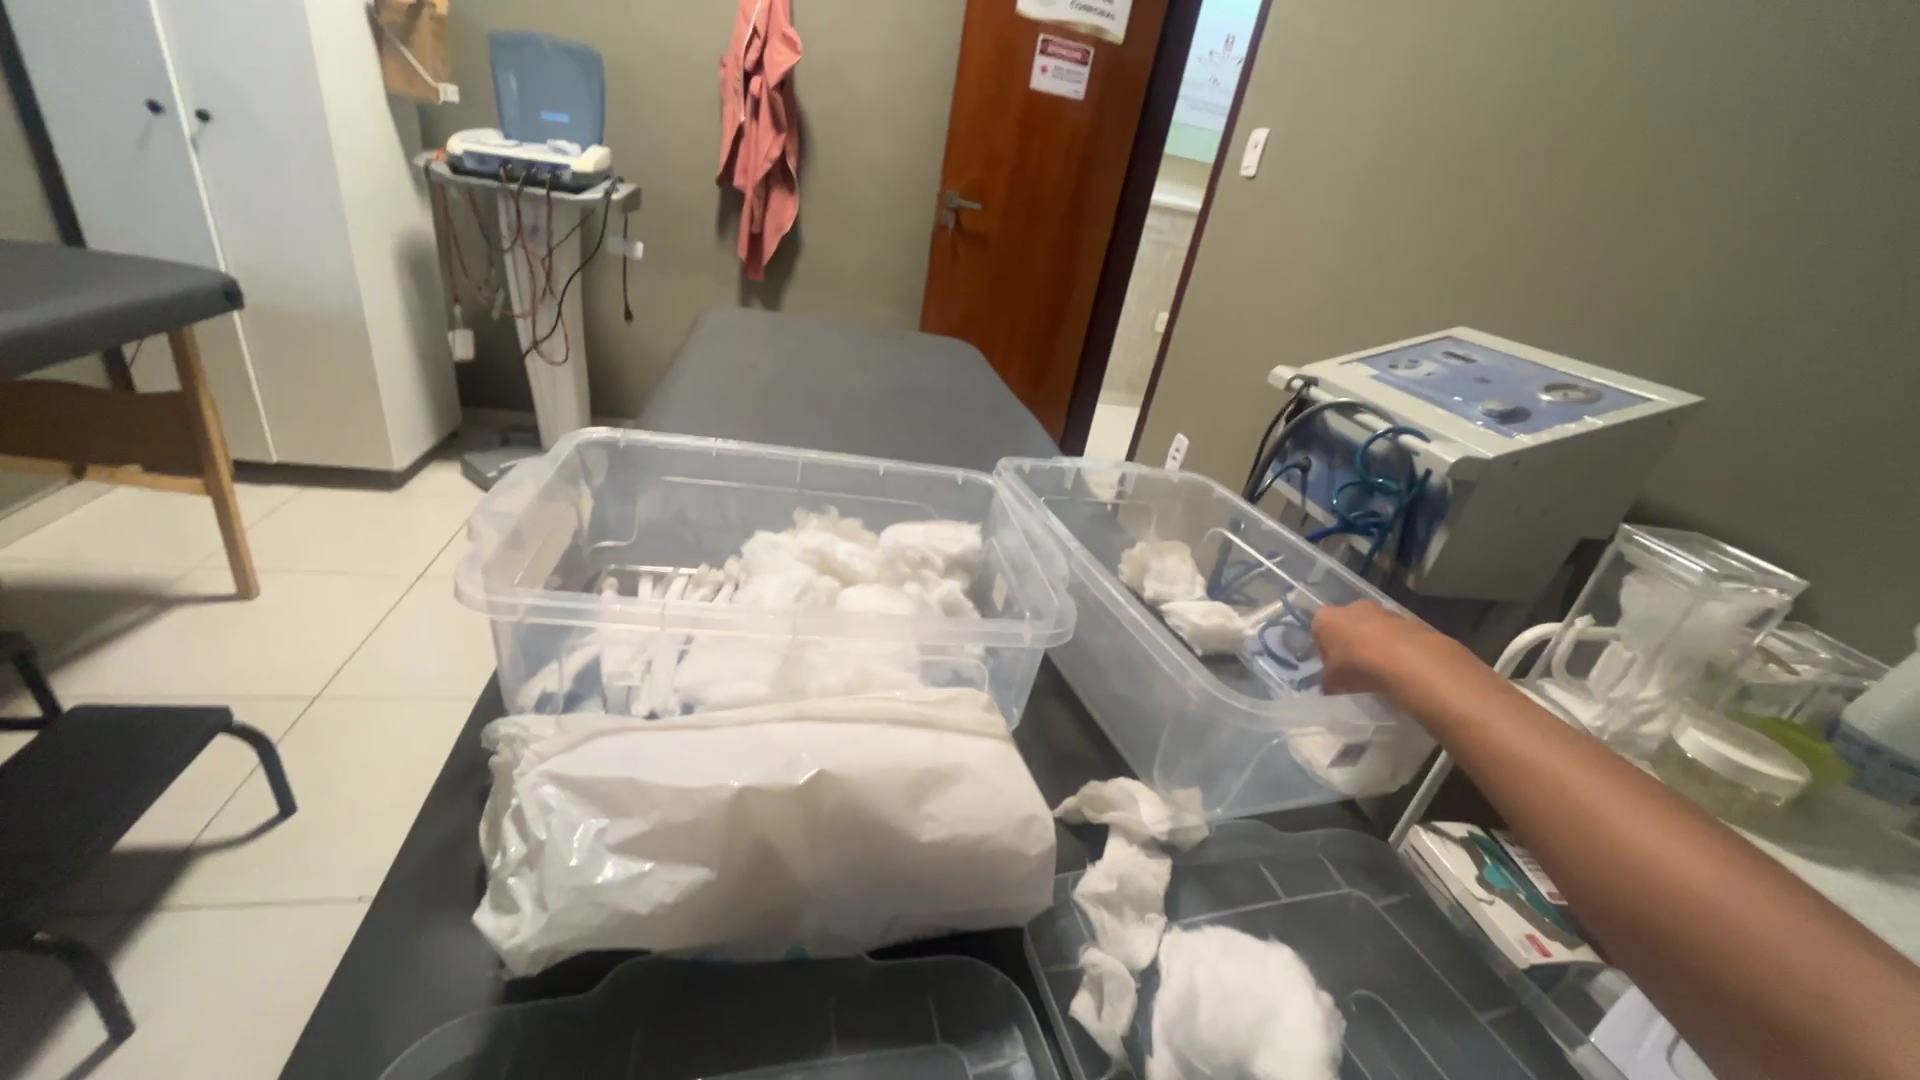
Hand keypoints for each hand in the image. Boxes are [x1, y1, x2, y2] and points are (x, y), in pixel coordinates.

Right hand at [1311, 601, 1444, 695]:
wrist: (1405, 660)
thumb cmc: (1357, 666)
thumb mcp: (1332, 681)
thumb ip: (1327, 680)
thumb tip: (1328, 684)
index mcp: (1325, 618)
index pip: (1318, 632)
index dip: (1325, 651)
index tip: (1333, 668)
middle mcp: (1350, 607)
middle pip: (1345, 627)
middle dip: (1349, 644)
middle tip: (1354, 668)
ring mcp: (1380, 610)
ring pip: (1370, 628)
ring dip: (1371, 644)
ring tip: (1378, 669)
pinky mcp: (1405, 618)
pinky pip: (1392, 634)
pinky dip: (1393, 646)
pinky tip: (1396, 665)